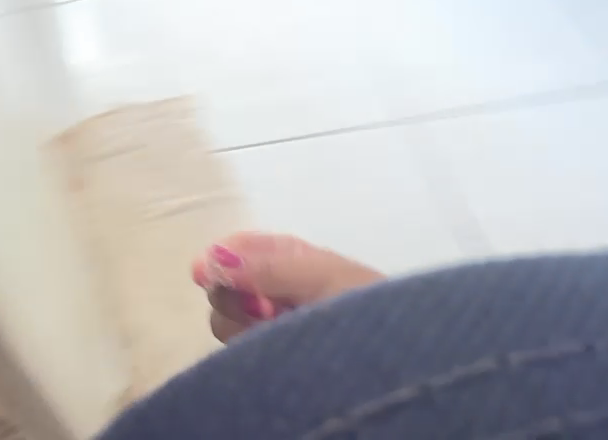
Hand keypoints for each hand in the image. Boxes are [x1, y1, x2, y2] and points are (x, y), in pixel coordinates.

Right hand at [191, 230, 384, 342]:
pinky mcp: (275, 359)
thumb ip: (266, 268)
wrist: (402, 357)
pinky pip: (240, 352)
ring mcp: (274, 328)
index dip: (218, 258)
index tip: (205, 274)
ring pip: (225, 320)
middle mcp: (275, 290)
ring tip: (275, 333)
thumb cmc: (367, 308)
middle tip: (259, 309)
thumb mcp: (323, 276)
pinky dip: (249, 349)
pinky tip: (272, 349)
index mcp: (288, 259)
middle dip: (231, 294)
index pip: (236, 249)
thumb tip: (208, 261)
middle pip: (223, 284)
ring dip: (241, 325)